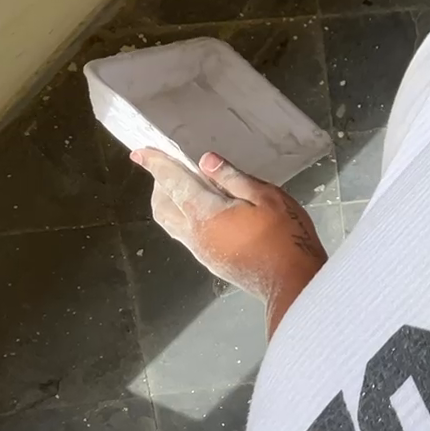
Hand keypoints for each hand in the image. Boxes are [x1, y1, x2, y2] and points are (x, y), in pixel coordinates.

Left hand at [133, 149, 326, 334]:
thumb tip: (205, 161)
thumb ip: (234, 179)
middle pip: (163, 206)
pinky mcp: (209, 257)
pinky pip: (182, 231)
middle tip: (167, 164)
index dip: (158, 166)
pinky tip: (202, 206)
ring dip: (167, 199)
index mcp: (207, 214)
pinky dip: (181, 212)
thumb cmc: (283, 232)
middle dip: (159, 183)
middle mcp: (194, 233)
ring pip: (169, 221)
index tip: (140, 152)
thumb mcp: (267, 197)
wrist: (289, 278)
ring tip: (180, 183)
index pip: (175, 184)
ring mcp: (199, 249)